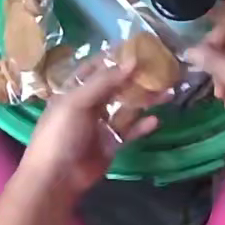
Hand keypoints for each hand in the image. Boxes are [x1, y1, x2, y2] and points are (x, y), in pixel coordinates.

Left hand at [18, 63, 160, 198]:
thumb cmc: (60, 134)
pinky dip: (142, 126)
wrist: (56, 177)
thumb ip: (104, 81)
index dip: (113, 58)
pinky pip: (129, 131)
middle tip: (162, 68)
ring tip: (168, 91)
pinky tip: (156, 120)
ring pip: (126, 108)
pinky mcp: (110, 144)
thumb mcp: (77, 102)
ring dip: (145, 100)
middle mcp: (87, 105)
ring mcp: (99, 125)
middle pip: (115, 87)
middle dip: (136, 78)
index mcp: (72, 91)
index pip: (94, 68)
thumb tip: (132, 60)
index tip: (138, 47)